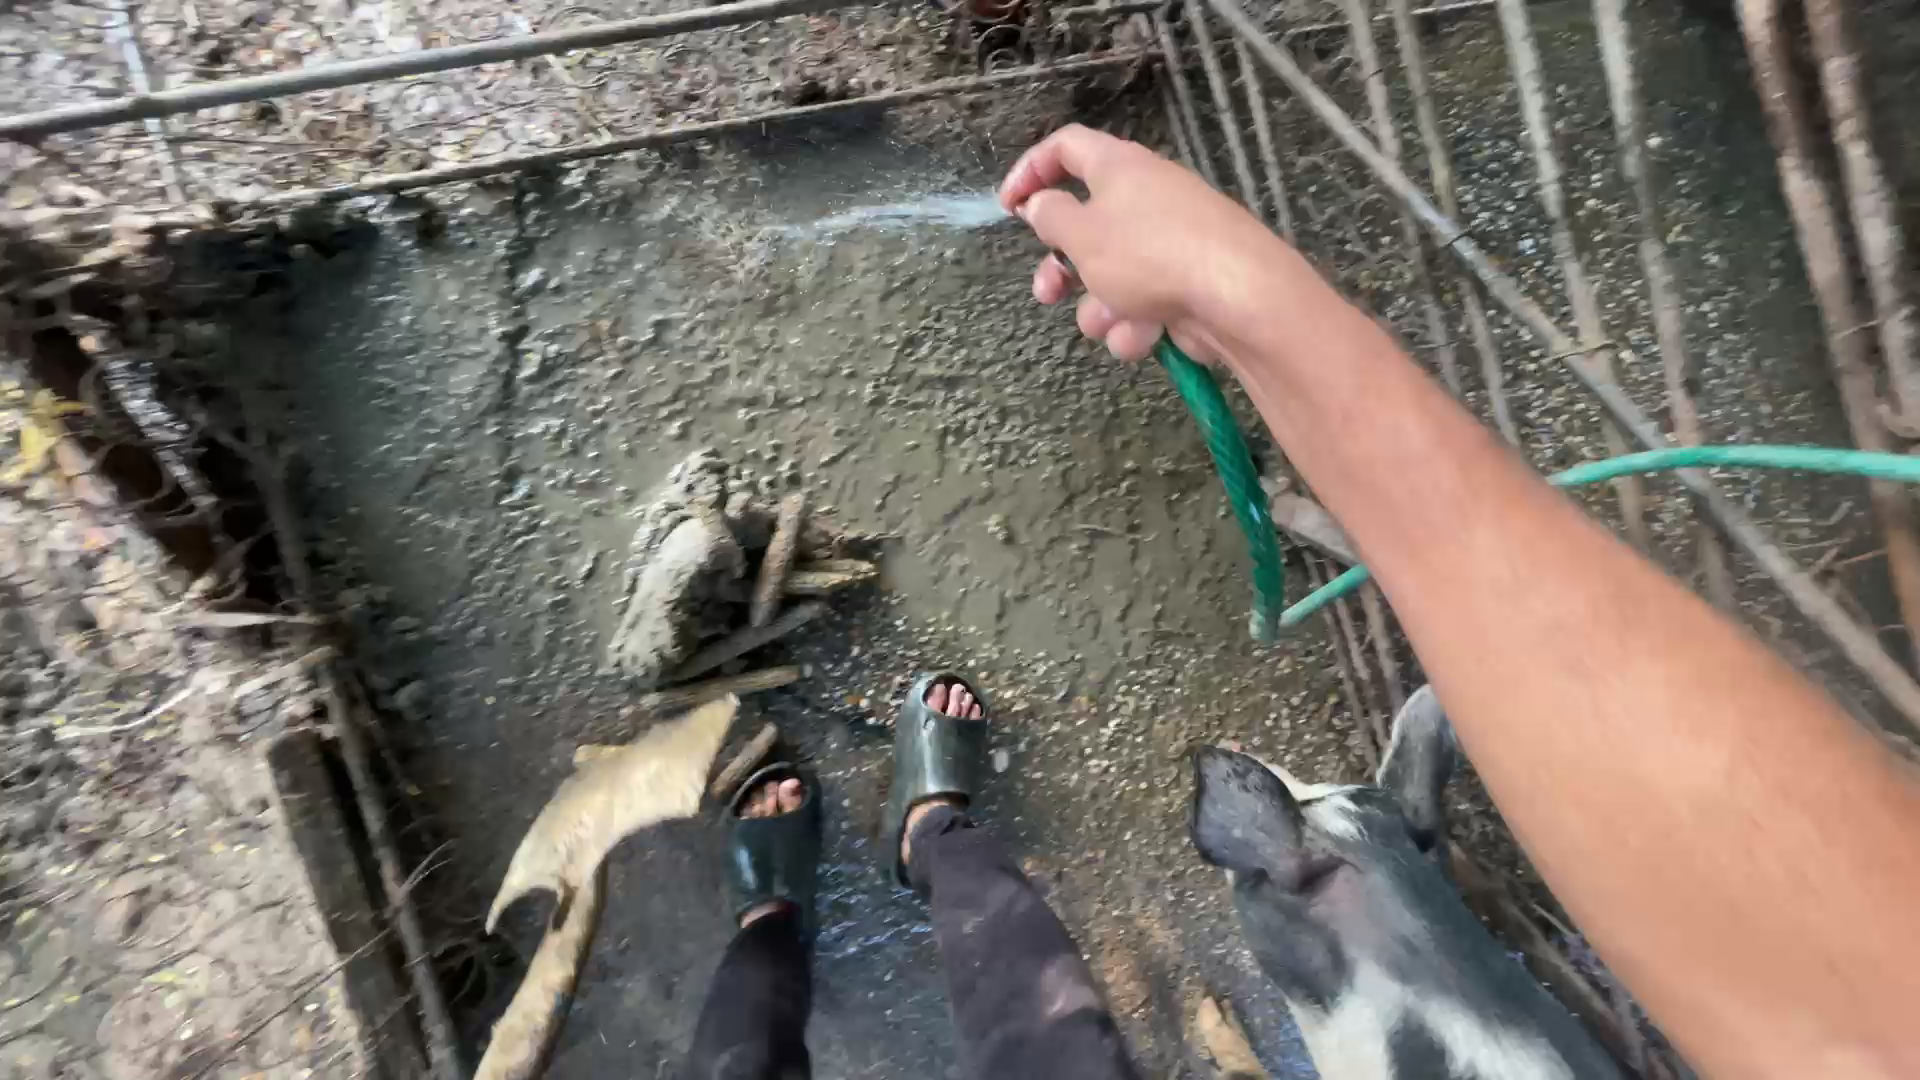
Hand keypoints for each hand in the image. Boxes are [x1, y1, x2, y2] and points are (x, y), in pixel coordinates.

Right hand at [998, 124, 1292, 363]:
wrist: (1232, 295)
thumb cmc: (1148, 254)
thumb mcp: (1083, 234)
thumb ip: (1051, 217)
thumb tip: (1038, 203)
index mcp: (1118, 168)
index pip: (1065, 148)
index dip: (1030, 171)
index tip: (1007, 206)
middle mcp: (1143, 199)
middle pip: (1084, 228)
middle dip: (1061, 268)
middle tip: (1046, 292)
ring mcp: (1166, 245)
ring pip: (1109, 279)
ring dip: (1099, 308)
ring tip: (1109, 322)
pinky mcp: (1183, 286)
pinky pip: (1140, 305)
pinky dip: (1134, 325)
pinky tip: (1144, 335)